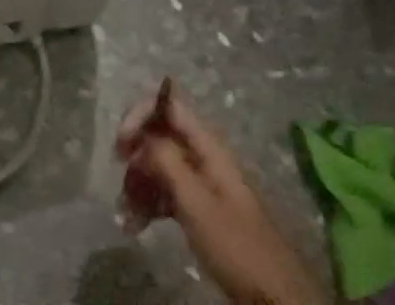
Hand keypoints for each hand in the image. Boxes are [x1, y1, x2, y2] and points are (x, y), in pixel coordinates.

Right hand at [119, 86, 325, 304]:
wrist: (274, 293)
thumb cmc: (237, 245)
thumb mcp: (197, 203)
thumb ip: (168, 163)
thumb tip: (142, 136)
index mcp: (208, 148)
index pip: (169, 108)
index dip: (140, 117)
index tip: (121, 146)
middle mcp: (203, 158)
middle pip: (159, 138)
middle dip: (136, 157)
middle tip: (122, 186)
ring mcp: (201, 183)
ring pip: (159, 168)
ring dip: (138, 185)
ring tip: (126, 214)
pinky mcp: (198, 208)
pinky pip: (166, 193)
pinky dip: (149, 204)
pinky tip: (136, 224)